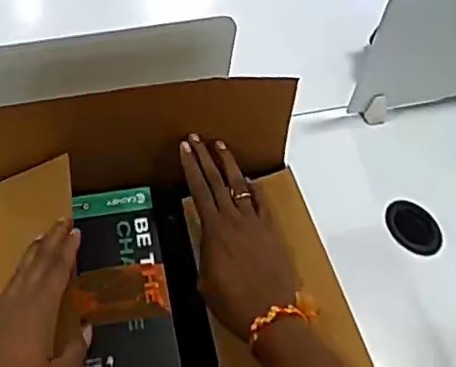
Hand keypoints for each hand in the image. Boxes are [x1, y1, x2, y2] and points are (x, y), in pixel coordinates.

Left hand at [0, 218, 89, 366]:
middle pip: (40, 262)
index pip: (57, 270)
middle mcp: (20, 301)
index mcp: (38, 308)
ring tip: (45, 235)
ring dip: (36, 249)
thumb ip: (73, 351)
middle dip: (53, 239)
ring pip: (23, 268)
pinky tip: (23, 269)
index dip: (68, 249)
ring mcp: (2, 307)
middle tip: (63, 219)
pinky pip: (10, 281)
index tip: (76, 230)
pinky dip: (21, 268)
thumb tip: (86, 330)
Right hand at [179, 135, 299, 341]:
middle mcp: (233, 219)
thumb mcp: (206, 283)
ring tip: (221, 146)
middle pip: (216, 179)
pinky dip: (253, 188)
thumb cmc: (236, 305)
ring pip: (238, 184)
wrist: (270, 317)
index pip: (198, 188)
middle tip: (196, 138)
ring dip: (228, 163)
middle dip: (204, 156)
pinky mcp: (270, 230)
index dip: (190, 166)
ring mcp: (253, 222)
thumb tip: (206, 249)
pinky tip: (248, 179)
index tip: (185, 149)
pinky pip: (260, 202)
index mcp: (214, 230)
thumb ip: (205, 256)